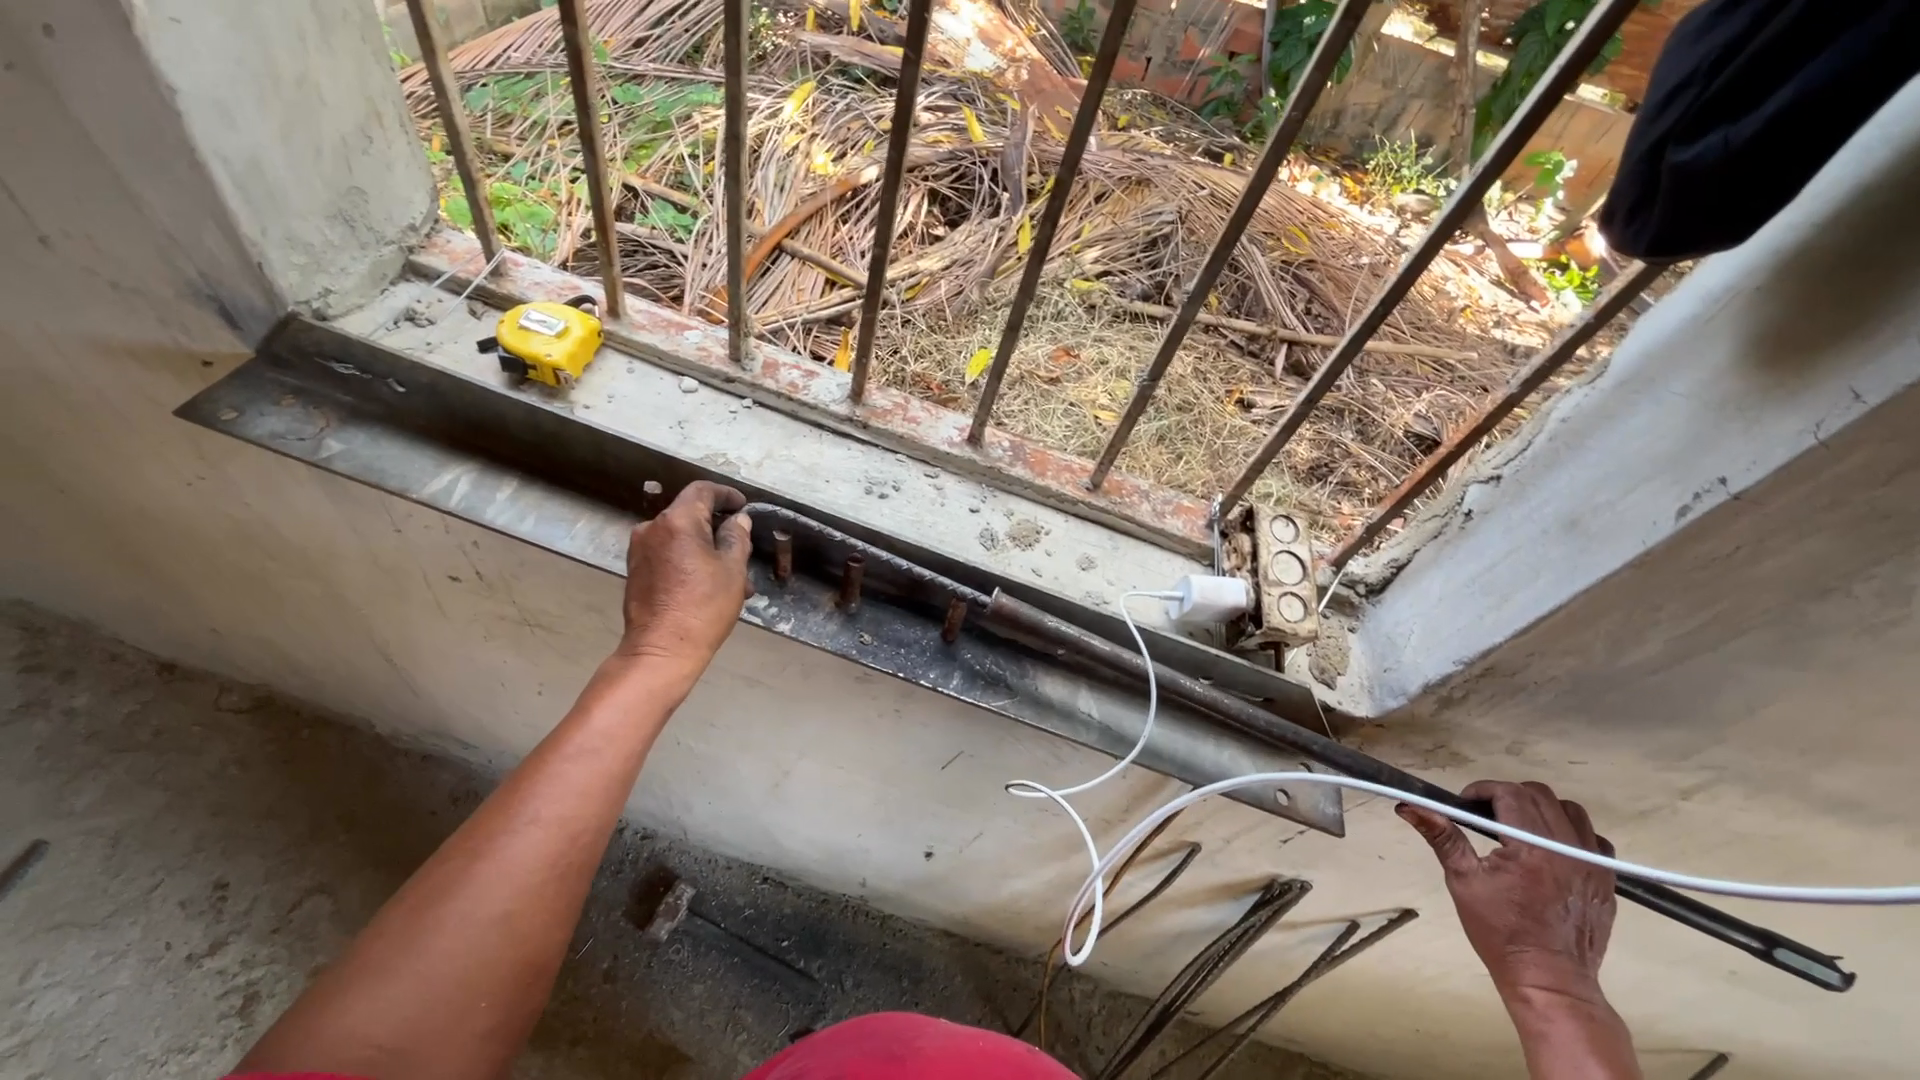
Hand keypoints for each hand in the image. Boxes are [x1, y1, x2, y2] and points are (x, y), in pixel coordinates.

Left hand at [614, 481, 752, 675]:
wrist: (662, 650)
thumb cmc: (703, 607)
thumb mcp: (732, 570)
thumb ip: (736, 538)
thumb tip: (738, 520)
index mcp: (677, 521)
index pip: (702, 491)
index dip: (725, 494)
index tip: (742, 505)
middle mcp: (652, 528)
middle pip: (690, 516)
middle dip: (718, 530)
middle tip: (743, 550)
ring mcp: (640, 551)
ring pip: (680, 539)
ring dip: (706, 550)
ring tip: (731, 580)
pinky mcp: (636, 571)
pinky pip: (668, 556)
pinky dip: (689, 562)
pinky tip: (708, 586)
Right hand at [1398, 781, 1617, 1004]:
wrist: (1548, 979)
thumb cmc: (1499, 932)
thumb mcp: (1462, 881)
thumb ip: (1442, 837)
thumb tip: (1409, 806)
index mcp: (1531, 848)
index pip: (1510, 793)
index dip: (1482, 790)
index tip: (1464, 805)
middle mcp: (1568, 849)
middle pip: (1540, 795)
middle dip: (1507, 796)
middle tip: (1485, 817)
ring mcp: (1594, 864)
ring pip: (1571, 811)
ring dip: (1541, 809)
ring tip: (1519, 829)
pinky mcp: (1607, 880)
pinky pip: (1594, 839)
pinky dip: (1570, 833)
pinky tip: (1551, 850)